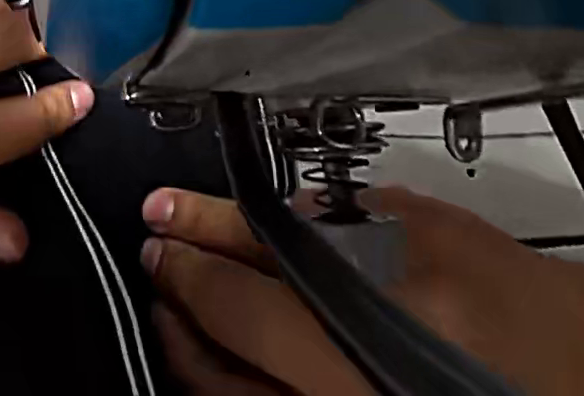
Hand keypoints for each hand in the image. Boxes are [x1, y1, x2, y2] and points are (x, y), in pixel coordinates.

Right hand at [139, 187, 583, 395]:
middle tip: (146, 228)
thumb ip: (331, 387)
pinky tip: (272, 220)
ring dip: (233, 224)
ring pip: (291, 235)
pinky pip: (343, 221)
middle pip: (256, 276)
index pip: (247, 332)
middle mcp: (379, 307)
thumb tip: (250, 373)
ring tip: (180, 205)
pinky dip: (297, 225)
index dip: (190, 309)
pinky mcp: (437, 222)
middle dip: (192, 254)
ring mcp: (408, 253)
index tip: (153, 284)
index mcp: (373, 376)